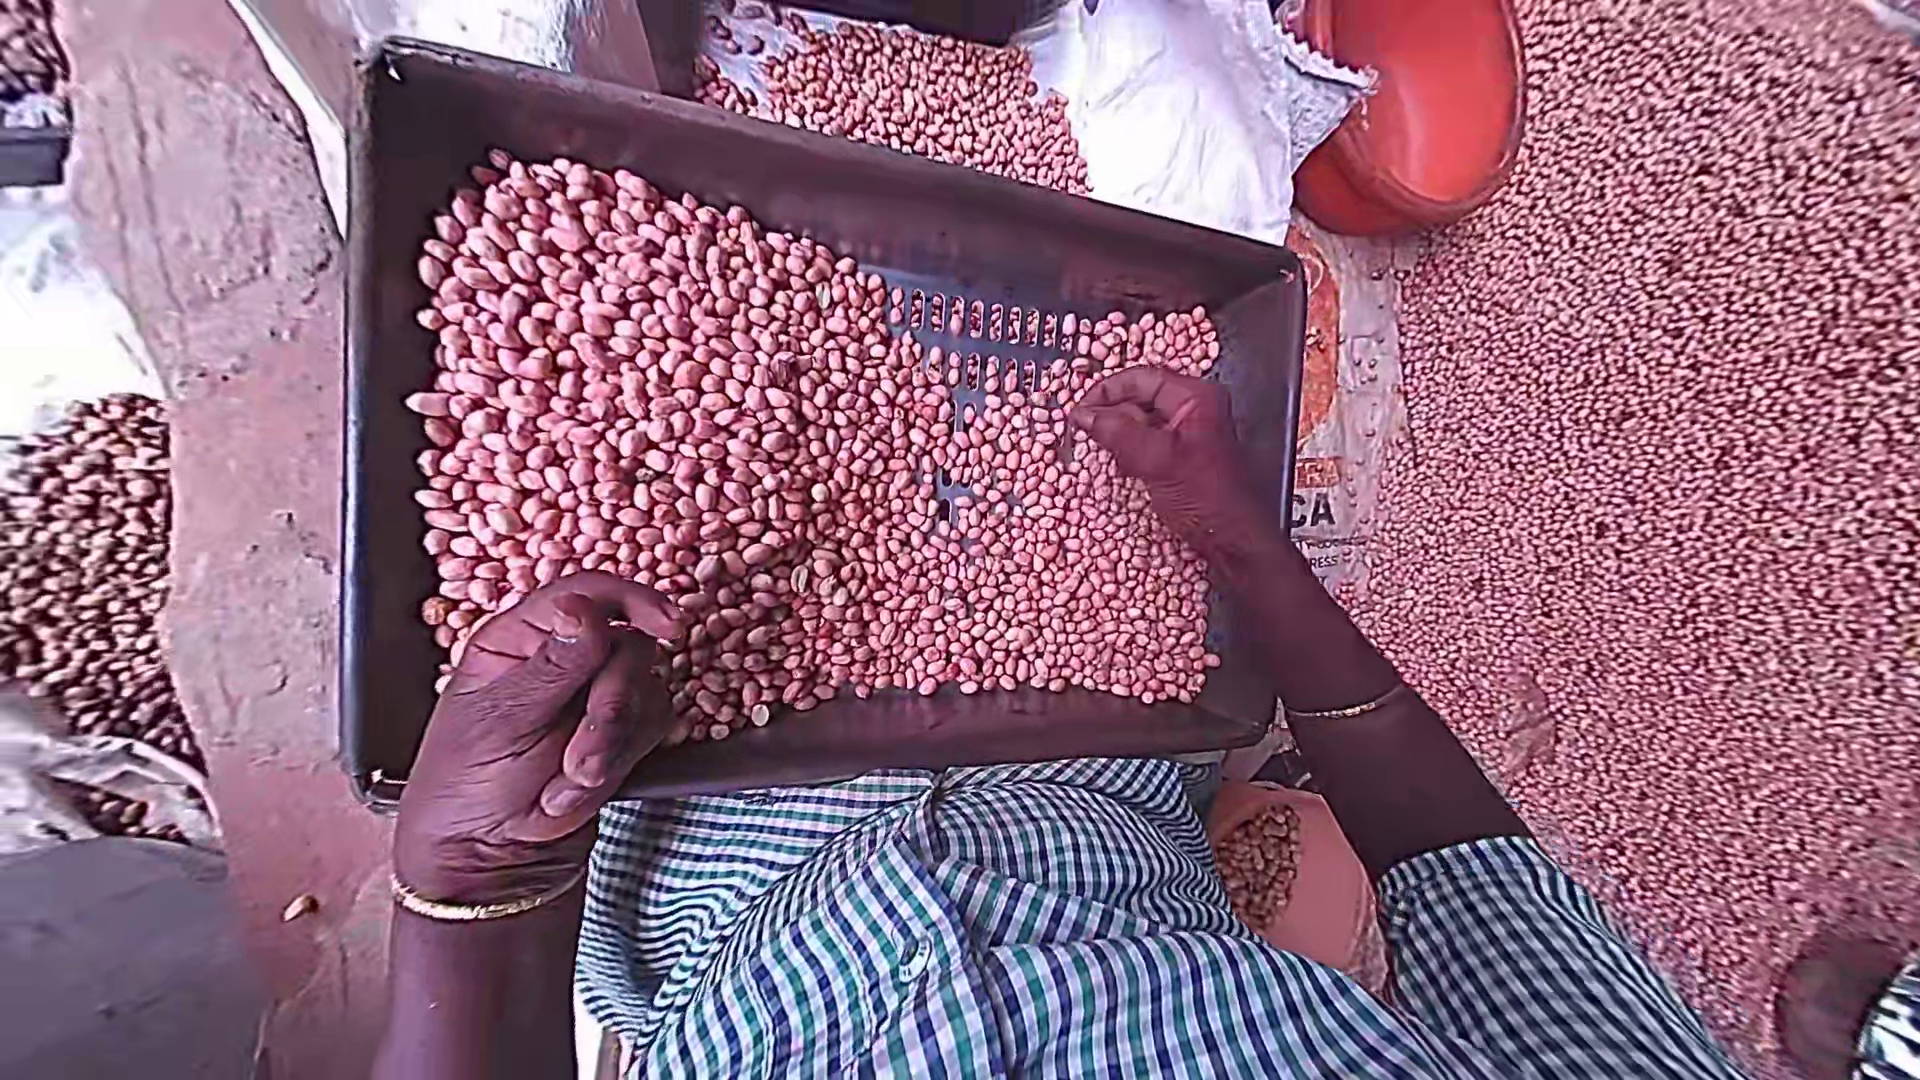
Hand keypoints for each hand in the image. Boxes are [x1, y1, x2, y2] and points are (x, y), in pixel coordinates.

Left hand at [393, 572, 680, 904]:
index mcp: (523, 638)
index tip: (668, 624)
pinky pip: (655, 720)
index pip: (588, 593)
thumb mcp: (501, 722)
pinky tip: (577, 786)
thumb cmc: (468, 785)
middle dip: (612, 704)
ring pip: (647, 686)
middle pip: (628, 644)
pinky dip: (622, 757)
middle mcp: (570, 655)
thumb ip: (552, 665)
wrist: (492, 857)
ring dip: (614, 741)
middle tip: (583, 758)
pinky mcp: (629, 722)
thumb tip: (585, 610)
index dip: (633, 599)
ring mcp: (602, 688)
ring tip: (569, 783)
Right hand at [1069, 366, 1277, 558]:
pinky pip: (1142, 443)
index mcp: (1195, 398)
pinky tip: (1116, 465)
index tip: (1078, 411)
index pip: (1141, 378)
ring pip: (1137, 421)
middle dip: (1108, 412)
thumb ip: (1118, 433)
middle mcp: (1191, 410)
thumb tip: (1081, 415)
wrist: (1232, 541)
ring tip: (1096, 448)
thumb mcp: (1158, 459)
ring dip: (1114, 433)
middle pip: (1137, 398)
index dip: (1106, 390)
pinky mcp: (1176, 458)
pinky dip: (1125, 450)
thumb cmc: (1206, 498)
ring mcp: (1184, 434)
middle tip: (1081, 431)